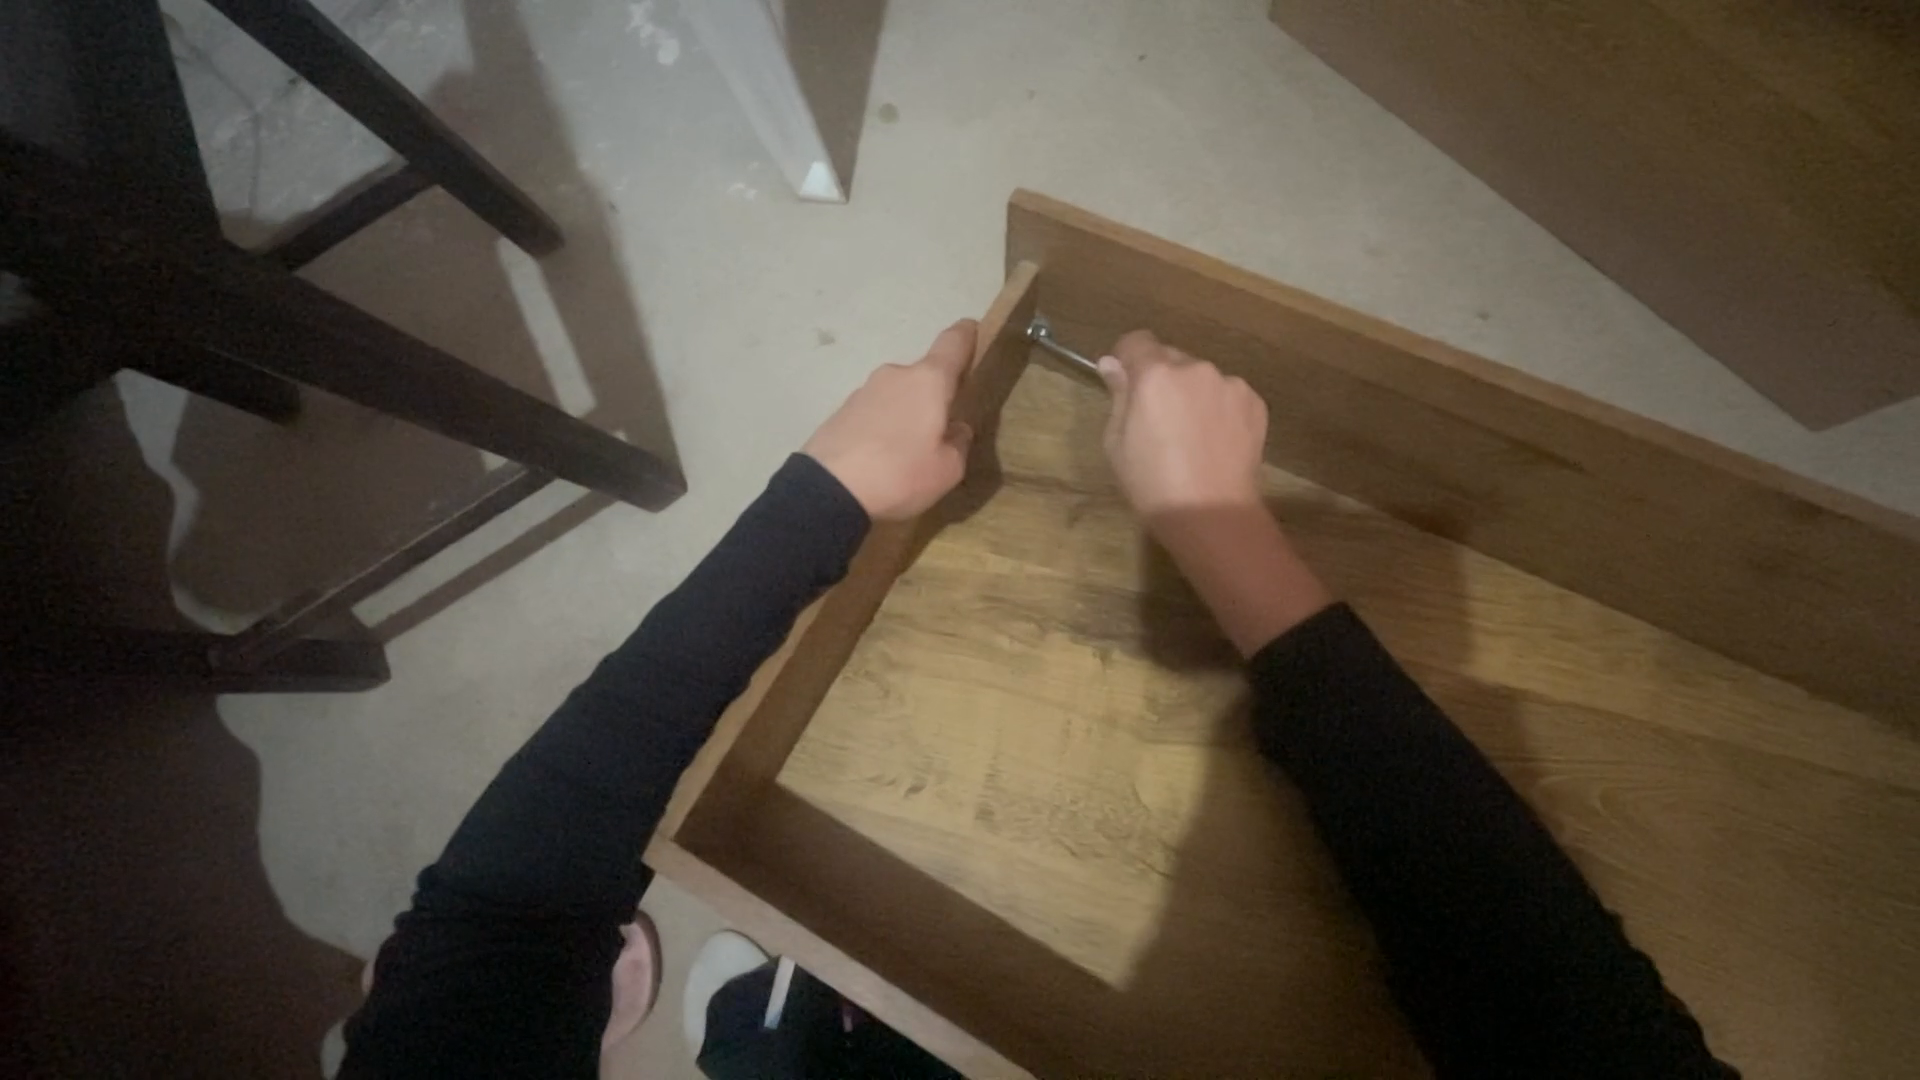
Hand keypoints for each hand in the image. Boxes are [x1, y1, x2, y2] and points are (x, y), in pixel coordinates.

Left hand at [803, 319, 977, 520]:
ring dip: (908, 414)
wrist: (829, 490)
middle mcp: (895, 375)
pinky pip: (876, 413)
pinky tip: (883, 458)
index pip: (953, 343)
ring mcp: (864, 390)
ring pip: (898, 396)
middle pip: (925, 377)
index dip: (967, 335)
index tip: (973, 331)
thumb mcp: (947, 469)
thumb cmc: (900, 474)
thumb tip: (956, 427)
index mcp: (928, 381)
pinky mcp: (842, 411)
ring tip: (909, 453)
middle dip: (936, 397)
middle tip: (942, 431)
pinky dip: (884, 427)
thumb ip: (959, 443)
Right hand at [1098, 330, 1330, 654]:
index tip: (1125, 384)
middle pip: (1170, 358)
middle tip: (1158, 420)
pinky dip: (1218, 409)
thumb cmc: (1151, 484)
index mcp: (1154, 375)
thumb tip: (1112, 364)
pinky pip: (1226, 394)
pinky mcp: (1254, 402)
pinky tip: (1214, 442)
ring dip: (1192, 394)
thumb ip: (1118, 395)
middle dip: (1161, 379)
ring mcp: (1229, 384)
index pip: (1136, 341)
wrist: (1211, 513)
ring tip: (1190, 436)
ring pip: (1201, 378)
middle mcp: (1195, 369)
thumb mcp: (1116, 443)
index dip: (1126, 359)